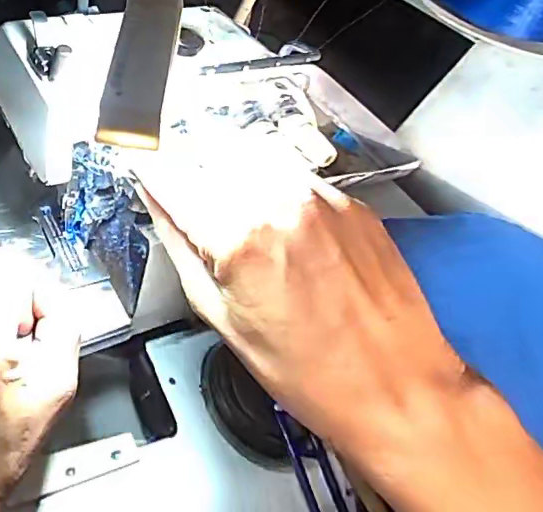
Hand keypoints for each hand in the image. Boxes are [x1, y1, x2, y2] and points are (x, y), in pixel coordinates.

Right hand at [128, 133, 542, 511]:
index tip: (138, 165)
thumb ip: (177, 243)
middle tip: (180, 186)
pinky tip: (268, 207)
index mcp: (234, 237)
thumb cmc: (309, 370)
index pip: (166, 173)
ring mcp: (315, 198)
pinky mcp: (346, 201)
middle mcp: (274, 204)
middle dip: (183, 164)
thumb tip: (154, 198)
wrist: (404, 394)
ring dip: (221, 160)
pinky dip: (264, 174)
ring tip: (220, 190)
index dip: (144, 167)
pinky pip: (287, 166)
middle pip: (203, 151)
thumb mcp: (217, 313)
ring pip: (245, 148)